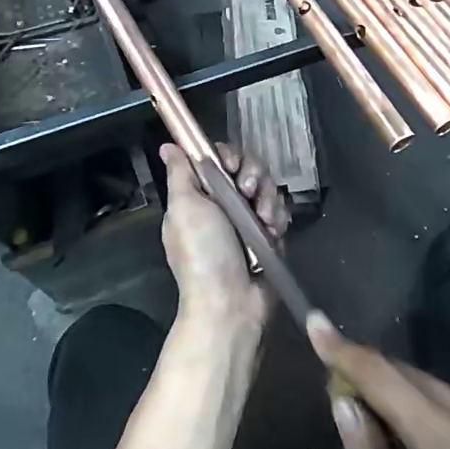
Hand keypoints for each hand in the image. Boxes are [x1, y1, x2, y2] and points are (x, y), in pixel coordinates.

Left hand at [157, 142, 289, 334]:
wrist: (230, 302)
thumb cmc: (203, 253)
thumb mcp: (184, 208)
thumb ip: (181, 174)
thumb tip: (168, 146)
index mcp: (200, 196)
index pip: (219, 158)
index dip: (229, 156)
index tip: (232, 166)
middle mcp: (225, 204)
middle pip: (249, 168)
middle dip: (254, 176)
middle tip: (248, 192)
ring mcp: (249, 219)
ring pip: (268, 188)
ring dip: (268, 199)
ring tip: (263, 220)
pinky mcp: (270, 234)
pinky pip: (281, 210)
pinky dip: (278, 218)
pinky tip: (272, 231)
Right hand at [309, 317, 449, 448]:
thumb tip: (343, 404)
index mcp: (443, 434)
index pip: (381, 374)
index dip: (342, 348)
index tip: (314, 323)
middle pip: (403, 373)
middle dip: (365, 373)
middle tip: (334, 393)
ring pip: (425, 384)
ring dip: (392, 392)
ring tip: (372, 430)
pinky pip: (446, 398)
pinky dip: (418, 405)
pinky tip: (411, 441)